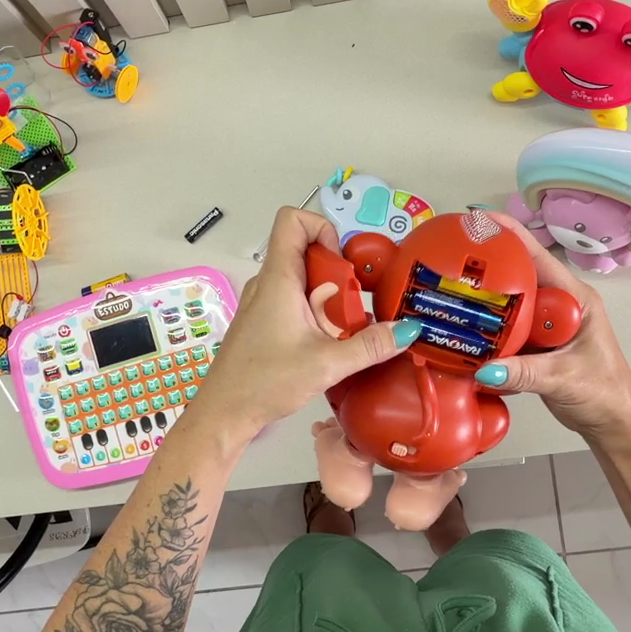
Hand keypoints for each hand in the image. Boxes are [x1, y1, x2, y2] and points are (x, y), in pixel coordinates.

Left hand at [193, 207, 418, 439]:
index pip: (293, 220)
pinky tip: (325, 344)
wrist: (224, 411)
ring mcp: (264, 302)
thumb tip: (405, 329)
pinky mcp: (264, 321)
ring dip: (329, 299)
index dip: (323, 229)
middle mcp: (268, 284)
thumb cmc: (263, 383)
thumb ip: (370, 345)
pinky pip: (295, 302)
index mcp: (278, 279)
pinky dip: (316, 314)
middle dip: (337, 275)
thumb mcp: (326, 364)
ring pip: (303, 281)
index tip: (341, 264)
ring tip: (340, 331)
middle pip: (307, 253)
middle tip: (351, 308)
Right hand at [472, 212, 630, 444]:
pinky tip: (458, 328)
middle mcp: (556, 305)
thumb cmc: (604, 393)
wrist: (612, 423)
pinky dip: (482, 329)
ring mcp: (543, 325)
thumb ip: (526, 374)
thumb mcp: (565, 379)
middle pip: (517, 275)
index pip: (538, 258)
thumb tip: (483, 370)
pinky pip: (503, 329)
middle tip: (449, 254)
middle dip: (486, 263)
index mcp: (573, 299)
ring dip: (481, 298)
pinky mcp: (531, 345)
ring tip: (446, 287)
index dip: (510, 236)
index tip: (478, 221)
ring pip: (507, 303)